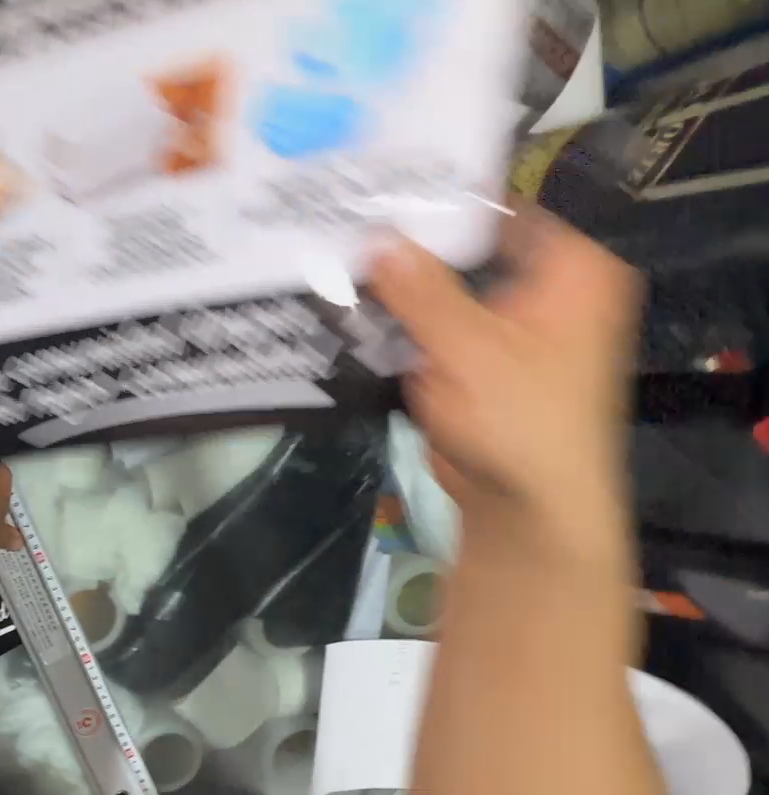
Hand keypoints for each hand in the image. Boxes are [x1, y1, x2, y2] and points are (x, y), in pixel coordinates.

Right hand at [371, 211, 640, 553]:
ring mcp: (497, 331)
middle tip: (341, 230)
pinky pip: (421, 333)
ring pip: (435, 297)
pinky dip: (389, 329)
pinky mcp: (463, 364)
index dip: (443, 204)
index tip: (379, 194)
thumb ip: (422, 291)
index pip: (501, 215)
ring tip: (331, 266)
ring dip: (389, 293)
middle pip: (462, 257)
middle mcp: (536, 293)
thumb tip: (376, 238)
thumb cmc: (516, 416)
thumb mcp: (469, 346)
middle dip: (404, 252)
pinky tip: (344, 316)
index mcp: (567, 273)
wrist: (520, 497)